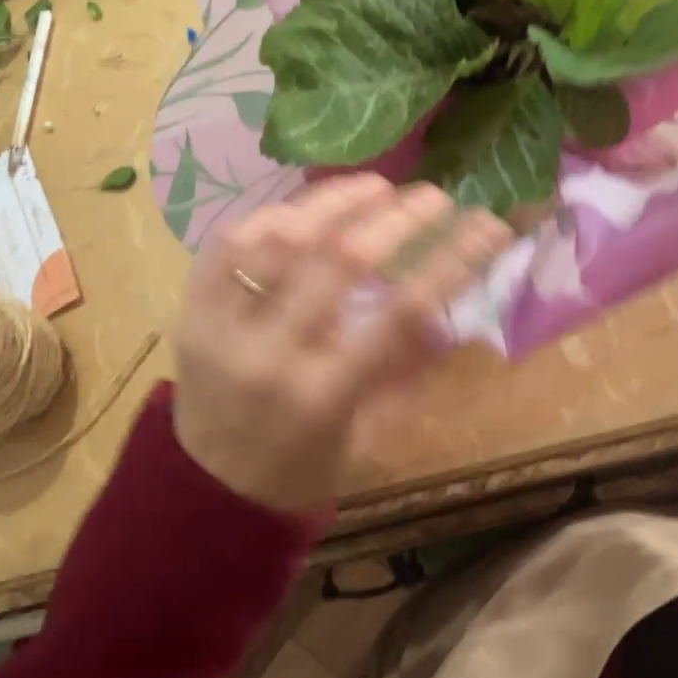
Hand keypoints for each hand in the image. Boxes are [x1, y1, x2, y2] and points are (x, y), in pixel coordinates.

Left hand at [171, 175, 511, 510]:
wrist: (207, 491)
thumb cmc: (301, 469)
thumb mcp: (366, 437)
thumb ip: (406, 374)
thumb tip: (449, 314)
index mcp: (324, 395)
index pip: (401, 313)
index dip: (451, 262)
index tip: (487, 225)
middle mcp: (272, 354)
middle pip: (340, 262)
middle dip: (398, 218)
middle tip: (432, 196)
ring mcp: (223, 328)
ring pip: (277, 239)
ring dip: (332, 202)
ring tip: (372, 186)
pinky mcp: (190, 312)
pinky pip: (226, 245)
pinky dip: (271, 217)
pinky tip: (306, 209)